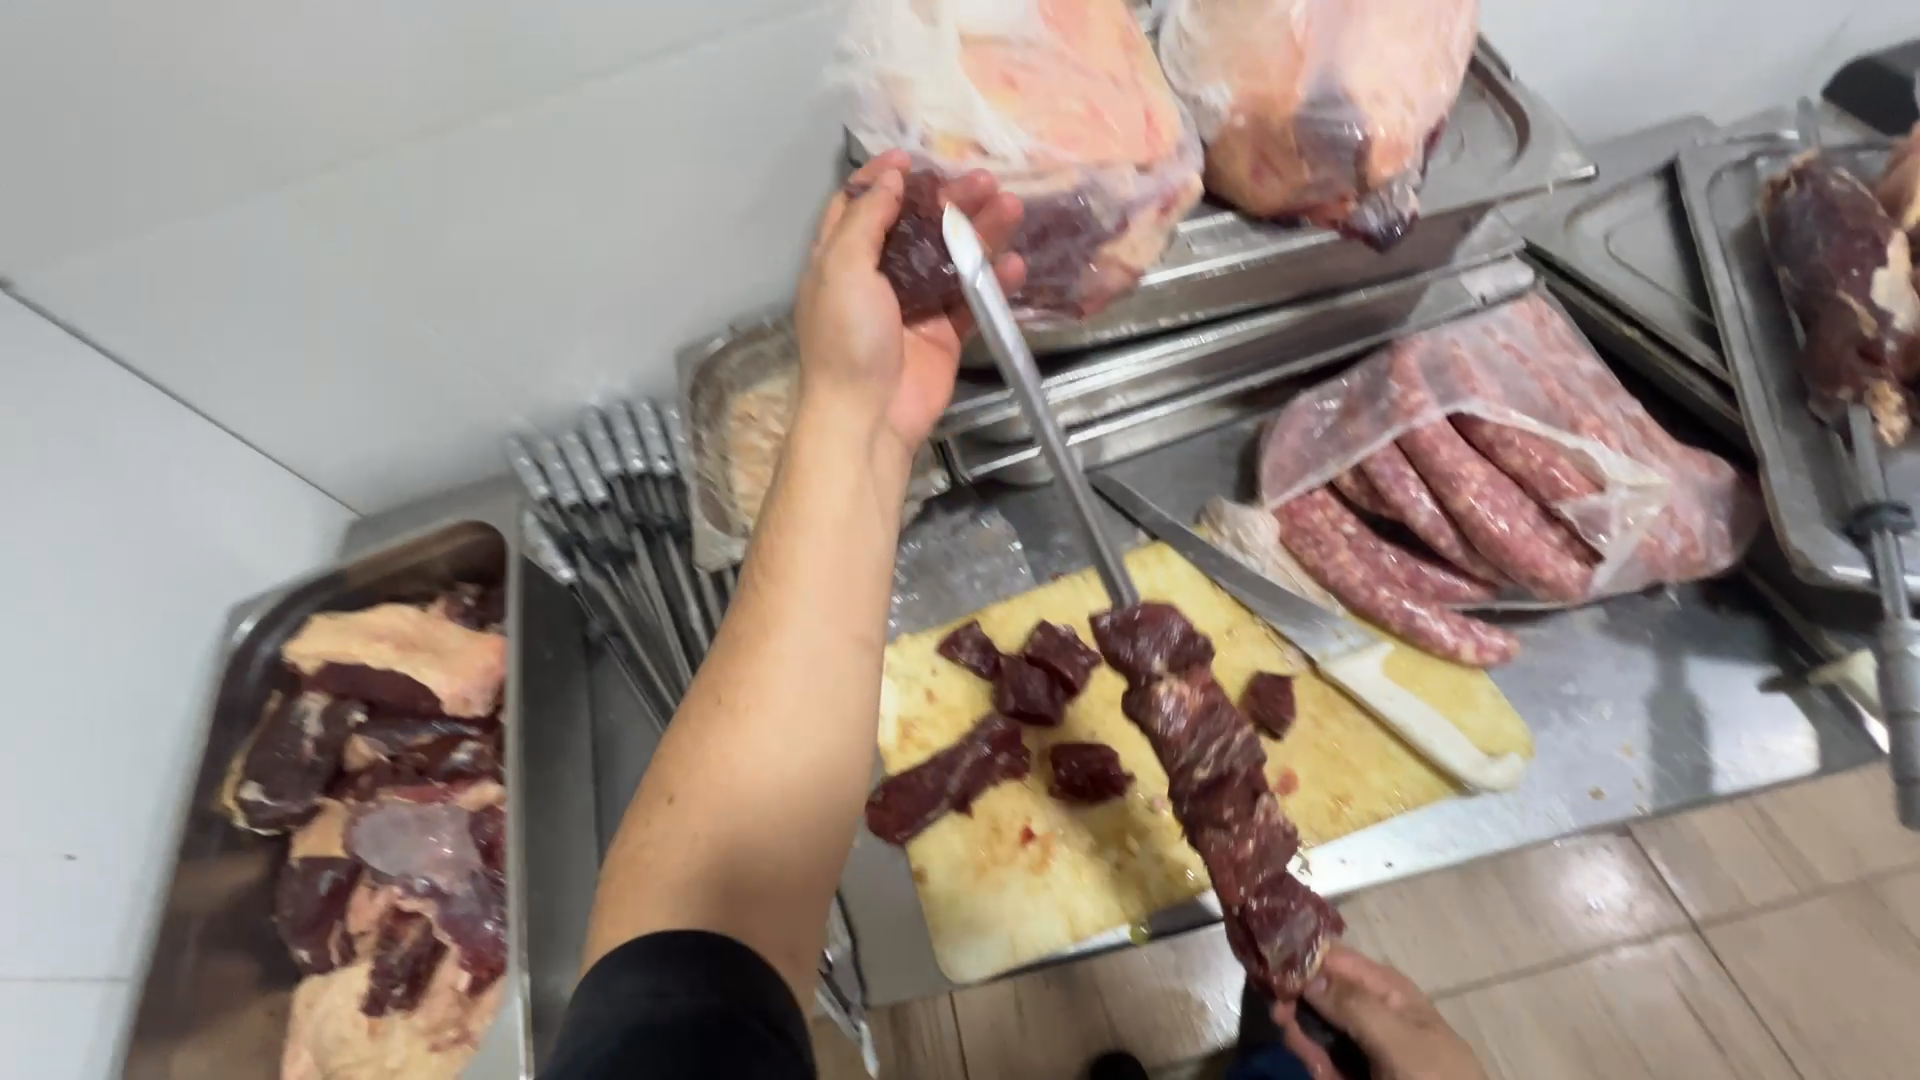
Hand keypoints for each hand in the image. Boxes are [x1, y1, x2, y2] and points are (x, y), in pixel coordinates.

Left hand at [792, 149, 1024, 462]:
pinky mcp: (945, 335)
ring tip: (1011, 207)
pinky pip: (973, 301)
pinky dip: (994, 283)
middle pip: (915, 227)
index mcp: (841, 260)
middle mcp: (878, 279)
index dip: (884, 179)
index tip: (914, 157)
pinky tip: (1014, 264)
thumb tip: (890, 178)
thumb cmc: (847, 339)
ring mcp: (914, 307)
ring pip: (950, 259)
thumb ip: (866, 220)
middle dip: (948, 200)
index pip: (860, 206)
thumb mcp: (842, 268)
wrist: (869, 415)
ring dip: (980, 233)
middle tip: (983, 179)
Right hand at [1274, 946, 1487, 1079]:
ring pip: (1310, 1018)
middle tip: (1277, 1013)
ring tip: (1293, 1040)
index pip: (1330, 953)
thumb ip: (1352, 1004)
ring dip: (1296, 1026)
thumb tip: (1303, 970)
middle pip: (1313, 984)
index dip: (1295, 953)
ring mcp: (1358, 1040)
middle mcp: (1366, 1005)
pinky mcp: (1351, 1071)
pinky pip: (1318, 1051)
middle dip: (1292, 994)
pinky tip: (1310, 1062)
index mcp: (1384, 987)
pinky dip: (1308, 1054)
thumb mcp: (1402, 1043)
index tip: (1265, 962)